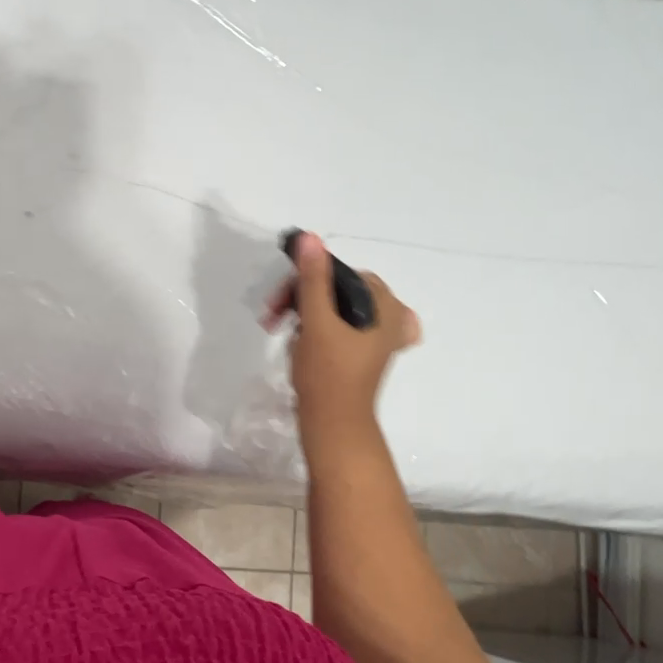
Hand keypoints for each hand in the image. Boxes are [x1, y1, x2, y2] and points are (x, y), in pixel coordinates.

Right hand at [262, 231, 420, 448]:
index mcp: (387, 306)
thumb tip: (309, 238)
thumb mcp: (316, 322)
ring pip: (335, 309)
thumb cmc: (327, 373)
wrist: (333, 424)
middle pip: (338, 290)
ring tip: (286, 338)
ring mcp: (378, 338)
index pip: (341, 273)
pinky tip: (302, 347)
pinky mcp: (363, 355)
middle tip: (273, 320)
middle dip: (303, 301)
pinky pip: (337, 328)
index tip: (280, 302)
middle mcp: (389, 317)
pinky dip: (316, 332)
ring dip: (305, 317)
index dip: (307, 281)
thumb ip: (312, 279)